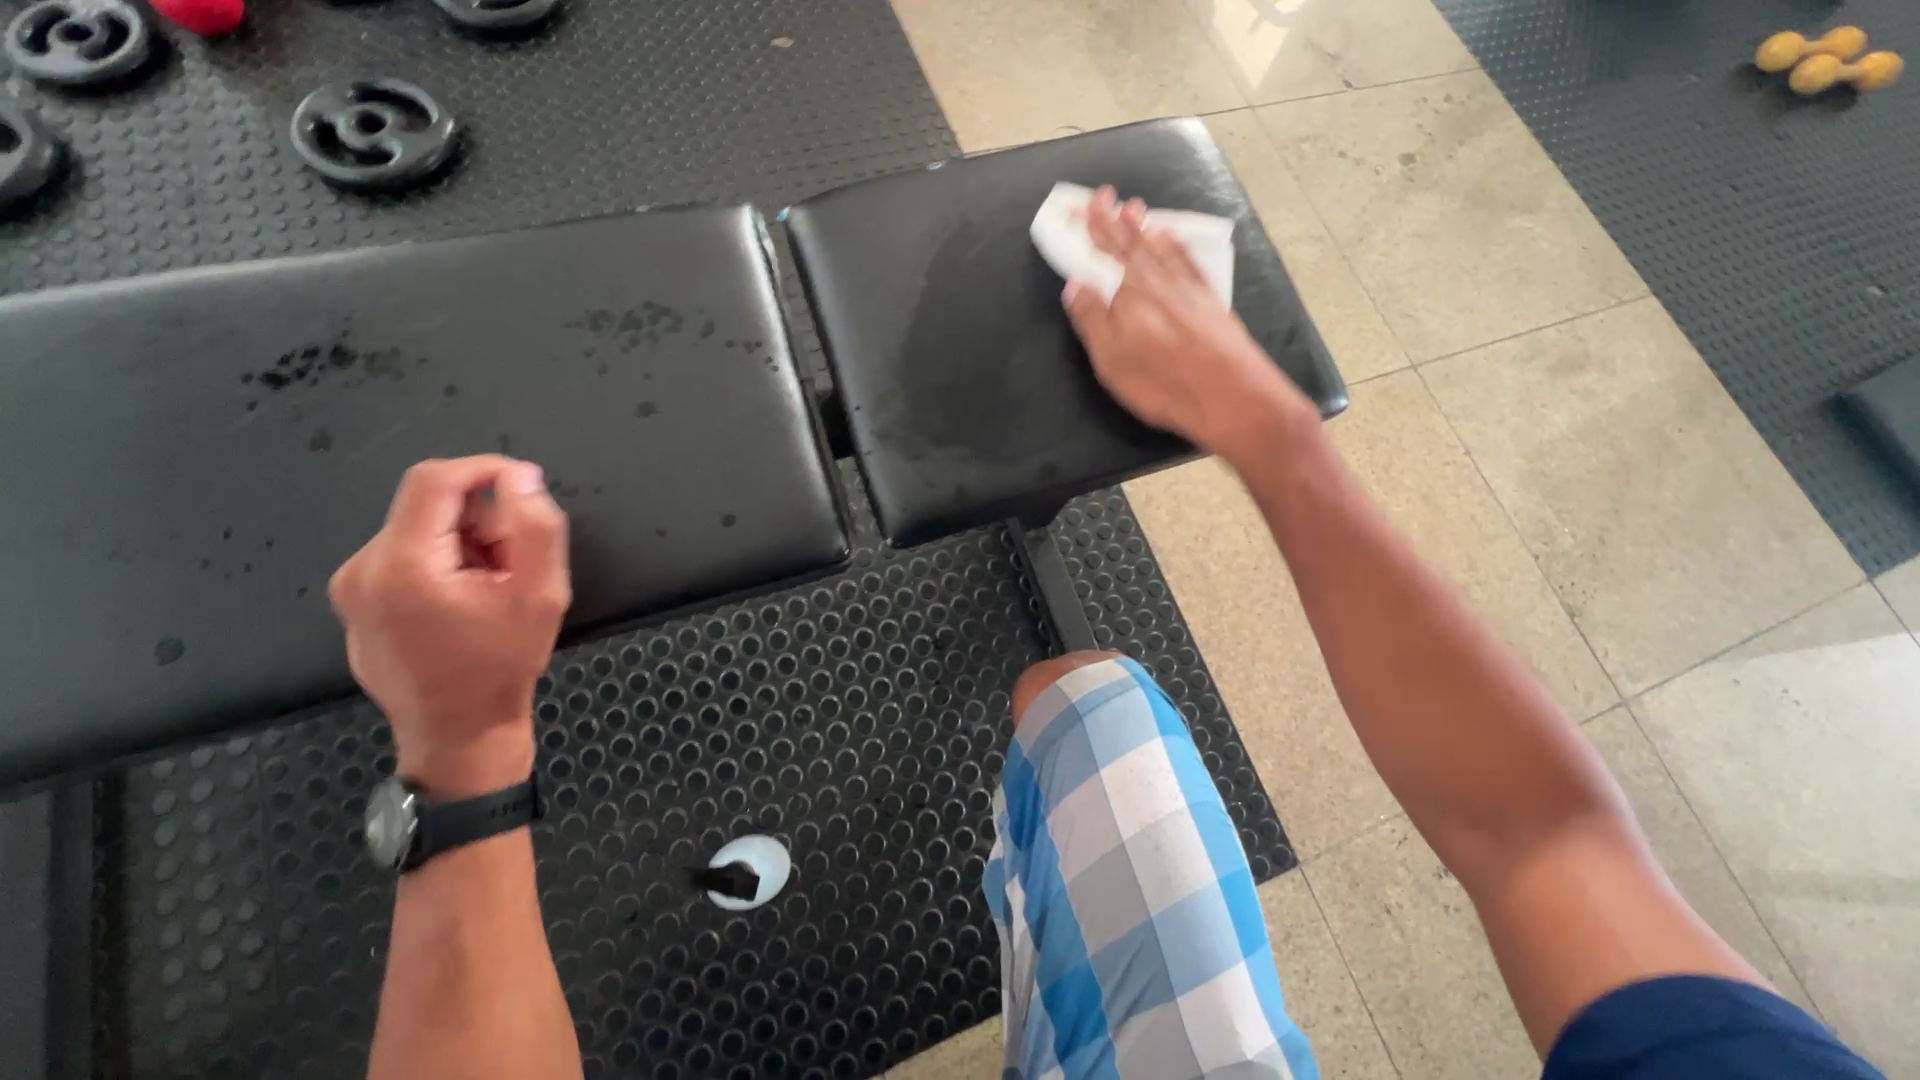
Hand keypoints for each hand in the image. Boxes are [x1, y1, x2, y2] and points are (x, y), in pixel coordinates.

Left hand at [330, 456, 571, 797]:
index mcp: (402, 564)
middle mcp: (362, 568)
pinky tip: (465, 604)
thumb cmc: (502, 666)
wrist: (459, 735)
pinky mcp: (355, 605)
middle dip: (481, 521)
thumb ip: (536, 527)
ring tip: (493, 589)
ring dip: (464, 544)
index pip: (434, 480)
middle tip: (517, 563)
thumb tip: (521, 477)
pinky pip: (403, 558)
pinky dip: (441, 563)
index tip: (524, 484)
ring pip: (418, 532)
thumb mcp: (541, 594)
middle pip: (428, 507)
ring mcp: (351, 589)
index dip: (483, 469)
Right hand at [1064, 186, 1318, 461]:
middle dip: (1114, 221)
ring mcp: (1188, 290)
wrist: (1231, 394)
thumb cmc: (1163, 382)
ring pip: (1161, 249)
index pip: (1106, 253)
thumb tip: (1075, 283)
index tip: (1084, 205)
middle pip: (1133, 246)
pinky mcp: (1211, 303)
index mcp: (1129, 294)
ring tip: (1134, 209)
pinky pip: (1189, 263)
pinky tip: (1172, 238)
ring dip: (1144, 229)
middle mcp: (1159, 282)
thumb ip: (1092, 318)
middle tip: (1104, 196)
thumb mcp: (1112, 359)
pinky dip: (1177, 246)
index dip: (1093, 228)